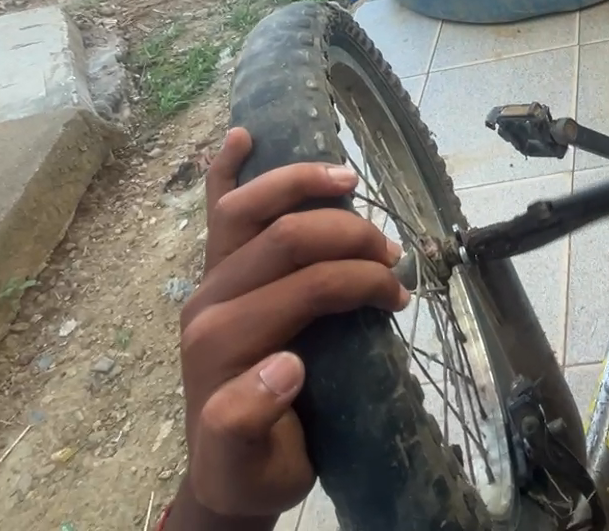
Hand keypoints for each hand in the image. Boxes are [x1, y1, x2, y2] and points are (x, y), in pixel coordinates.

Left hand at [174, 127, 409, 518]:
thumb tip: (285, 363)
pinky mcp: (213, 272)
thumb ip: (249, 418)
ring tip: (349, 181)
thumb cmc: (257, 463)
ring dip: (303, 184)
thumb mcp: (255, 464)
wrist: (228, 472)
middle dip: (350, 235)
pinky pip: (216, 212)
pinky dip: (226, 171)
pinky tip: (241, 136)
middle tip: (393, 257)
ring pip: (248, 208)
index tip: (400, 299)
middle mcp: (208, 299)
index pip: (305, 283)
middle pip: (285, 236)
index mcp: (222, 340)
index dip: (361, 280)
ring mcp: (208, 279)